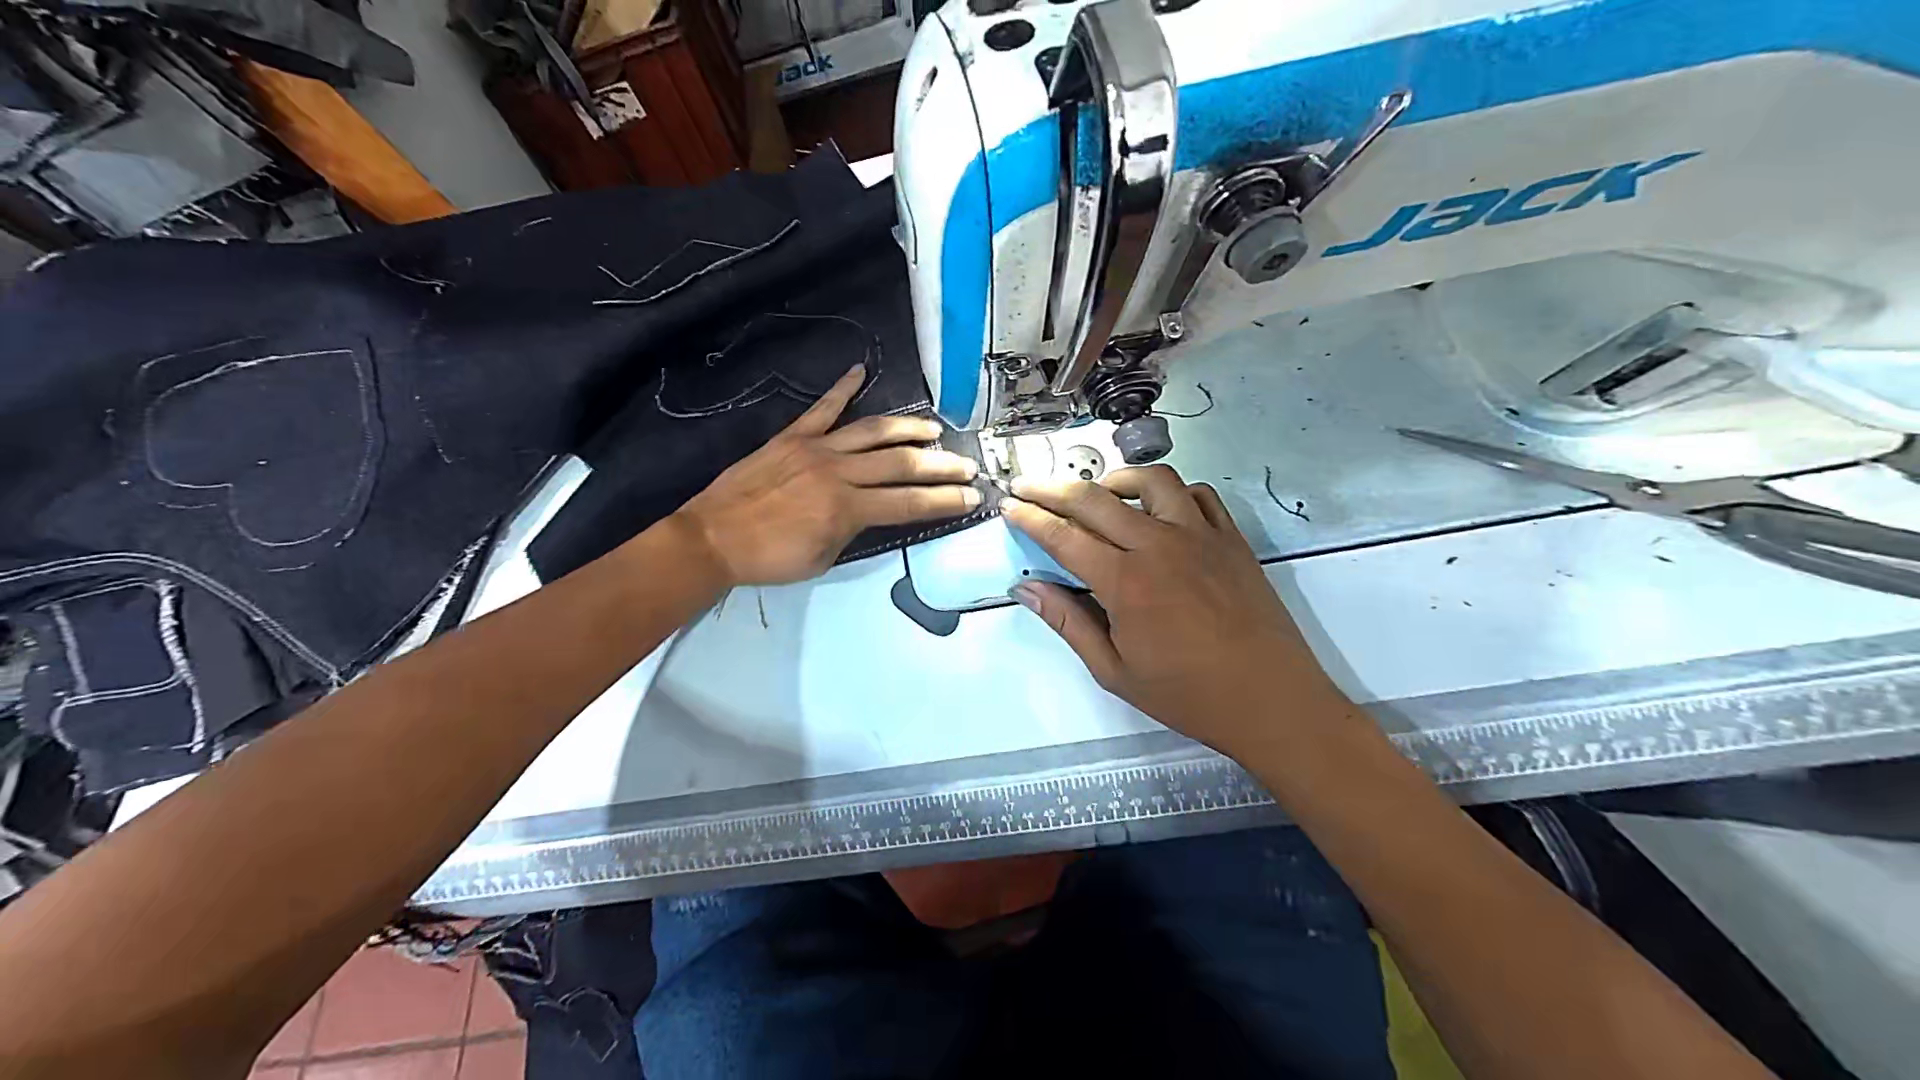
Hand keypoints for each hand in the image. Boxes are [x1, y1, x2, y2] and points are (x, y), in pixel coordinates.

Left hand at [673, 364, 980, 586]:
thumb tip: (874, 512)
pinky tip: (859, 371)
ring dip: (908, 429)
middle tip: (967, 466)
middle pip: (901, 463)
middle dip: (940, 466)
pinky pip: (823, 409)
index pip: (909, 503)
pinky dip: (842, 388)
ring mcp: (815, 448)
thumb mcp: (823, 558)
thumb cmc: (769, 558)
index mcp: (847, 509)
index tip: (971, 497)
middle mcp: (838, 472)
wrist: (712, 537)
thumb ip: (854, 531)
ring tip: (935, 430)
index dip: (944, 501)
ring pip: (873, 431)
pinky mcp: (792, 437)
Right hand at [1003, 465, 1344, 754]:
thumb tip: (1026, 588)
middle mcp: (1160, 545)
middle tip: (1029, 486)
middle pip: (1096, 499)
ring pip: (1151, 481)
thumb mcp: (1114, 671)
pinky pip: (1198, 495)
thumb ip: (1067, 622)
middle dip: (1053, 489)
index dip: (1030, 518)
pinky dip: (1171, 493)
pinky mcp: (1231, 538)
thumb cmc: (1187, 694)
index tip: (1009, 506)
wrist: (1270, 700)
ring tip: (1098, 493)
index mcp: (1126, 582)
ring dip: (1116, 479)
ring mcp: (1200, 535)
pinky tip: (1158, 510)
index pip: (1064, 535)